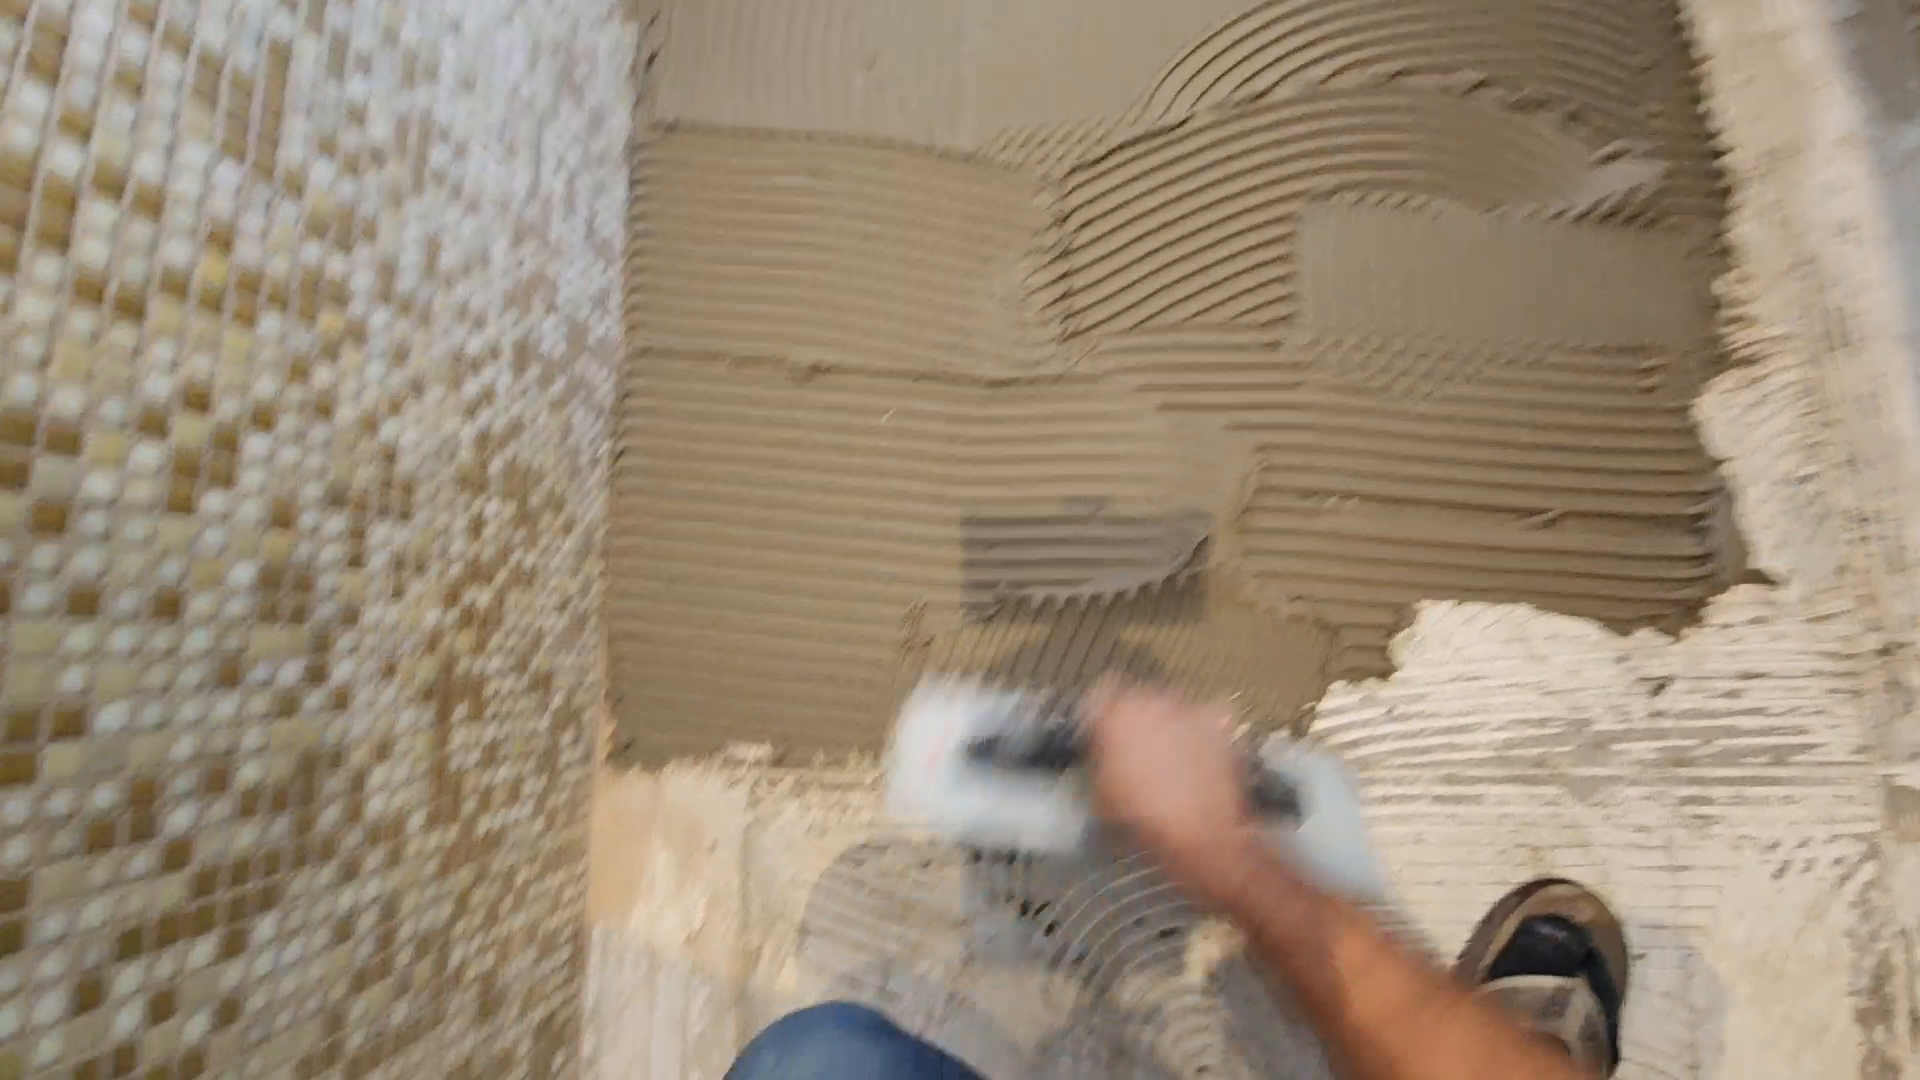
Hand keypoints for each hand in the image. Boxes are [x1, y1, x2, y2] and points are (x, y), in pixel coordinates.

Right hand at [1083, 677, 1257, 908]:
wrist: (1200, 835)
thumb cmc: (1142, 817)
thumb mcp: (1101, 793)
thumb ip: (1099, 759)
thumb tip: (1104, 749)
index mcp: (1116, 714)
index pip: (1102, 690)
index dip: (1102, 710)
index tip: (1103, 727)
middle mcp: (1151, 701)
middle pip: (1137, 695)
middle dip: (1136, 715)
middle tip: (1135, 744)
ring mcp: (1187, 709)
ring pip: (1170, 704)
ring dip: (1166, 720)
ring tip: (1169, 750)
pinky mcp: (1216, 724)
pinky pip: (1204, 718)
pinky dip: (1200, 729)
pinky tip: (1198, 750)